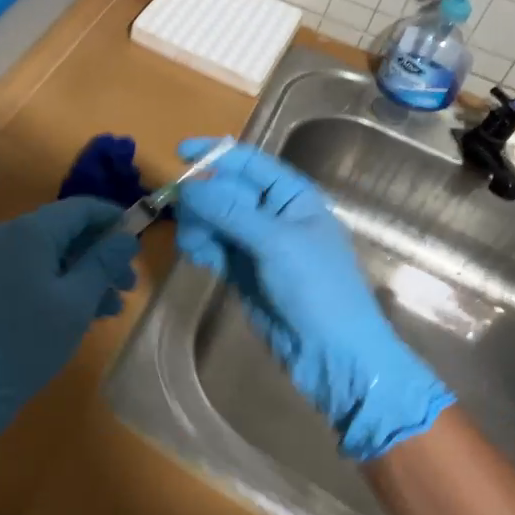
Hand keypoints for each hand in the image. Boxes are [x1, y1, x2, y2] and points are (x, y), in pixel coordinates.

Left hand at [0, 198, 139, 483]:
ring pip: (52, 252)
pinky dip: (61, 282)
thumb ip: (103, 263)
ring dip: (84, 272)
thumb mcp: (76, 302)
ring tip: (111, 308)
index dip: (112, 219)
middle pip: (66, 229)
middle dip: (100, 253)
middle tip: (128, 286)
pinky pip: (35, 268)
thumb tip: (126, 236)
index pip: (80, 208)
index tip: (138, 241)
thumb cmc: (28, 341)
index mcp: (30, 231)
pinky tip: (82, 313)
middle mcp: (11, 233)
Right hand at [174, 138, 453, 460]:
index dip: (215, 155)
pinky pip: (213, 245)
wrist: (335, 358)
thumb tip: (188, 186)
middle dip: (202, 199)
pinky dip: (201, 247)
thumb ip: (230, 211)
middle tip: (184, 215)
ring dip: (198, 226)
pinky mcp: (243, 271)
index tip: (179, 156)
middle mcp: (273, 214)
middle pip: (225, 189)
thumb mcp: (275, 244)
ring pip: (214, 218)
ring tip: (194, 246)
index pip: (248, 162)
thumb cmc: (318, 290)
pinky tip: (198, 260)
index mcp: (293, 197)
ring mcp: (257, 244)